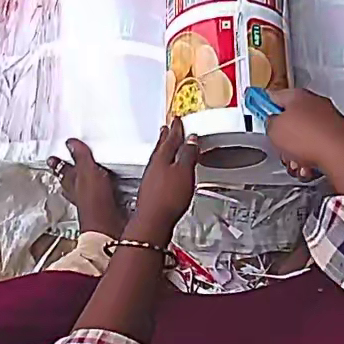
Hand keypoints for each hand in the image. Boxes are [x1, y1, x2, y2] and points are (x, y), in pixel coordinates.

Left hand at [127, 118, 199, 242]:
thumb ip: (188, 155)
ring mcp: (151, 179)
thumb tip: (192, 140)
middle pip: (161, 146)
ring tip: (166, 145)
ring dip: (163, 149)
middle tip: (168, 128)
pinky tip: (165, 171)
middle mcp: (154, 166)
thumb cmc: (167, 198)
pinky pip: (157, 170)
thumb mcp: (184, 172)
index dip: (176, 129)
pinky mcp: (151, 191)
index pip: (171, 138)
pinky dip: (163, 165)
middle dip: (166, 136)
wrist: (153, 222)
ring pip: (158, 158)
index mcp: (162, 158)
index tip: (177, 120)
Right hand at [262, 88, 343, 198]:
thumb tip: (272, 126)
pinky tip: (309, 166)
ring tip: (296, 160)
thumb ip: (269, 124)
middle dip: (283, 137)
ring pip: (304, 137)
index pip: (273, 96)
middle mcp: (314, 104)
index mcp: (297, 96)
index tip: (256, 103)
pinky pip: (317, 149)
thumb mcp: (274, 130)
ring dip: (296, 152)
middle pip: (290, 119)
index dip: (262, 103)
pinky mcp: (338, 138)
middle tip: (280, 145)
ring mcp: (328, 121)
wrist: (341, 153)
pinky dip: (311, 159)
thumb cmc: (311, 136)